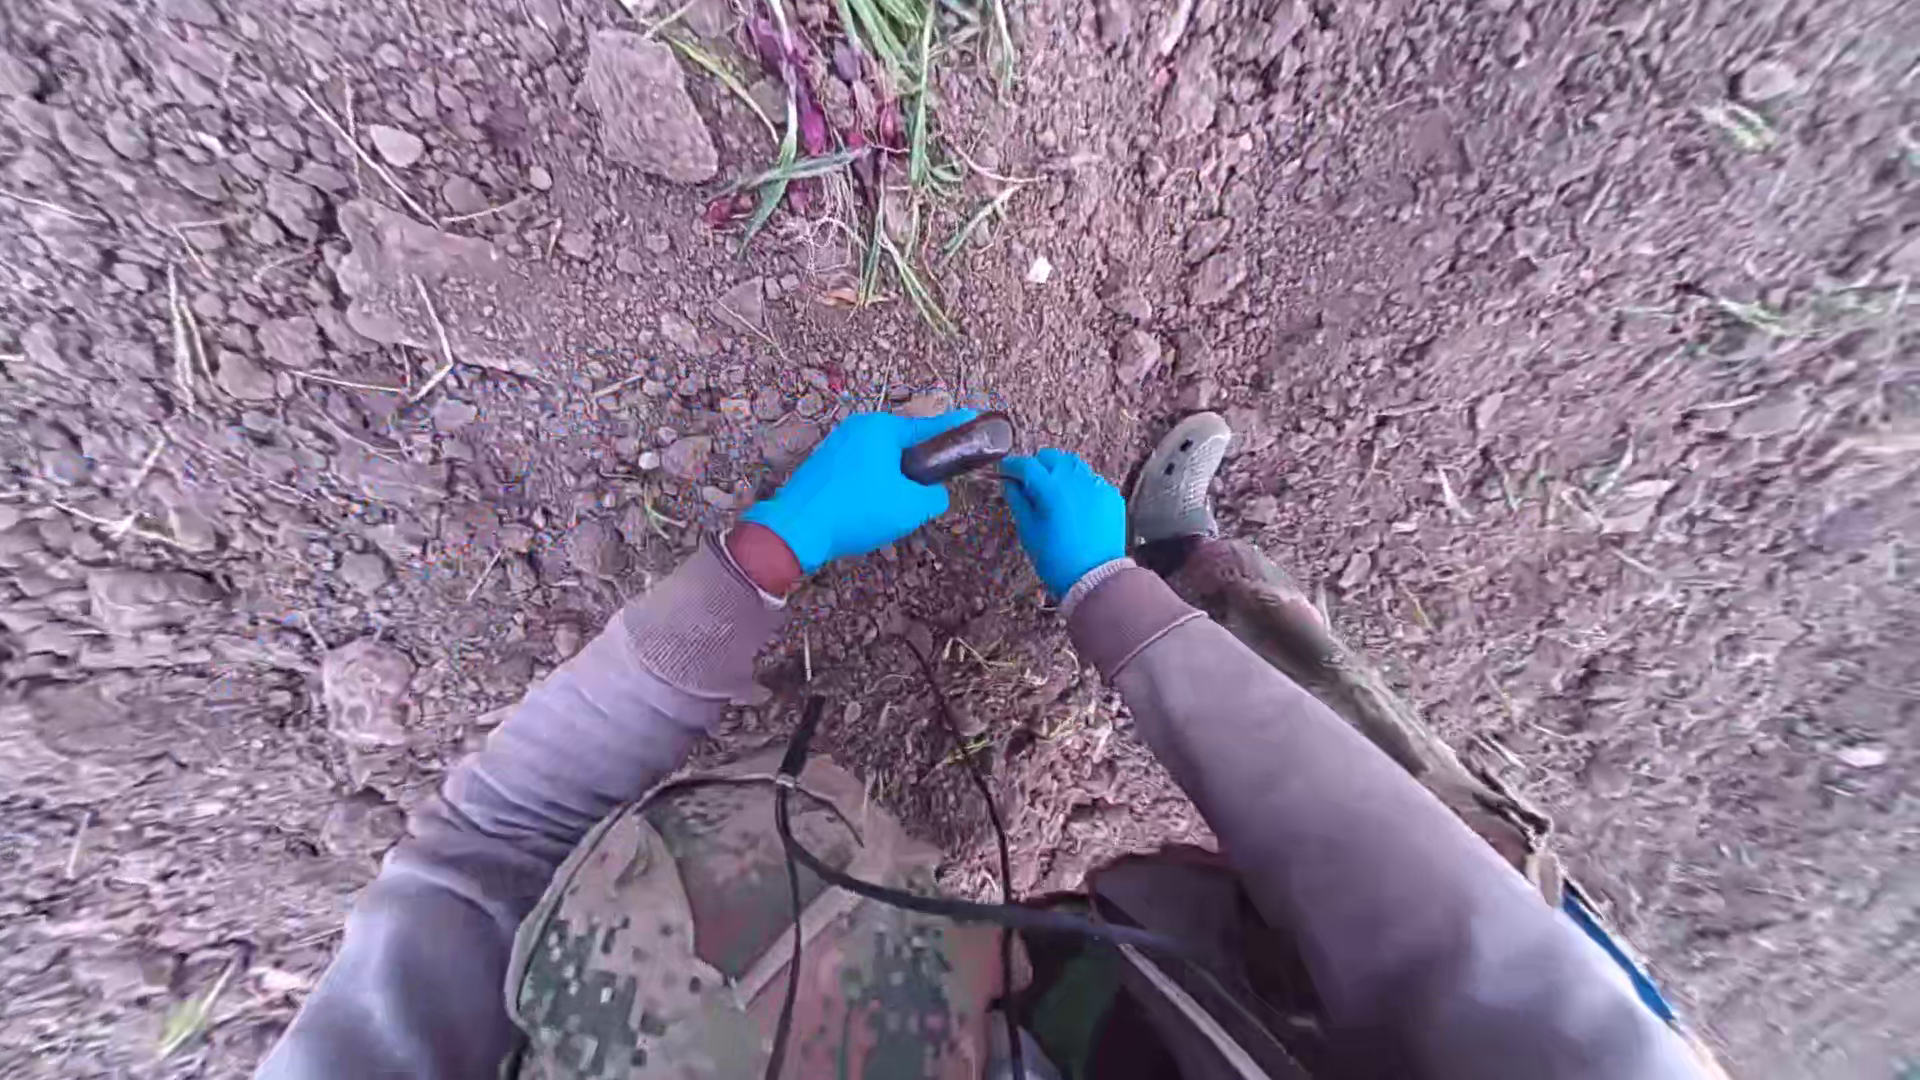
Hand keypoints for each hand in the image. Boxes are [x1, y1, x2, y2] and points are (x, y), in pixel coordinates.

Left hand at [742, 409, 977, 572]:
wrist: (797, 530)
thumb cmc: (857, 511)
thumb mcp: (910, 507)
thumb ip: (934, 496)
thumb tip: (934, 494)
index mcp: (880, 429)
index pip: (928, 427)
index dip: (955, 429)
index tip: (974, 420)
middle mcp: (858, 429)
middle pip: (905, 445)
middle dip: (920, 467)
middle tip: (930, 490)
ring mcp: (839, 445)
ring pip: (884, 460)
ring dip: (897, 481)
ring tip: (899, 507)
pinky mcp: (826, 465)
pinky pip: (864, 470)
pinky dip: (876, 485)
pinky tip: (875, 509)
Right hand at [1000, 449, 1125, 595]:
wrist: (1096, 578)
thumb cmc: (1056, 559)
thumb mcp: (1029, 532)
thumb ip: (1018, 502)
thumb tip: (1011, 484)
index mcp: (1051, 488)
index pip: (1027, 465)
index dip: (1012, 466)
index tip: (1004, 471)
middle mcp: (1076, 479)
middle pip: (1052, 458)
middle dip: (1038, 466)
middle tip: (1029, 484)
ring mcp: (1097, 486)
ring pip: (1074, 465)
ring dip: (1059, 472)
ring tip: (1053, 493)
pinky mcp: (1111, 496)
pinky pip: (1091, 481)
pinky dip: (1079, 486)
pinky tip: (1075, 505)